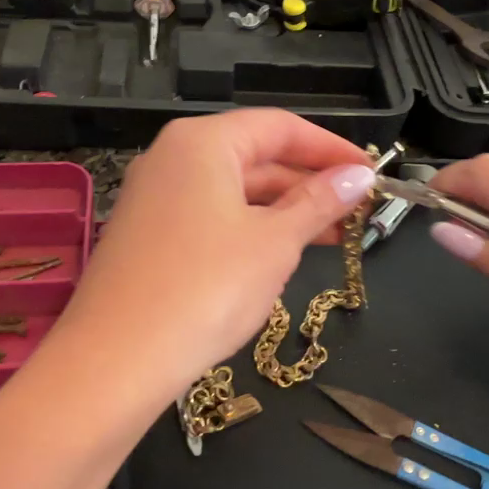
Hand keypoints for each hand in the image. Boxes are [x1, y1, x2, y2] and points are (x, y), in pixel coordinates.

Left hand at [55, 110, 374, 394]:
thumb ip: (320, 202)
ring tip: (333, 237)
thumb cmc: (205, 289)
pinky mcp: (148, 236)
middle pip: (254, 156)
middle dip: (309, 184)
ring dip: (284, 211)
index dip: (330, 148)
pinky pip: (210, 218)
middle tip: (358, 213)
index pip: (279, 126)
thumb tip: (358, 176)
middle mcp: (172, 158)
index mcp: (201, 142)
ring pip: (234, 192)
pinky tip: (281, 257)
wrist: (116, 361)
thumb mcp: (275, 243)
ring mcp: (155, 198)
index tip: (372, 173)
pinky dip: (250, 230)